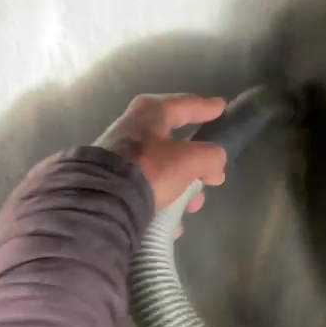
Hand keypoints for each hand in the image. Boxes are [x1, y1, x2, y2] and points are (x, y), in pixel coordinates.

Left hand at [95, 94, 228, 214]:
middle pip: (173, 143)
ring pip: (162, 171)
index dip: (205, 107)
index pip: (184, 105)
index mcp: (150, 114)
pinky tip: (172, 222)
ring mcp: (121, 158)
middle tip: (210, 176)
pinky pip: (147, 191)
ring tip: (192, 206)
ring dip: (181, 189)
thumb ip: (211, 158)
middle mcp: (133, 130)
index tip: (221, 108)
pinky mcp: (115, 183)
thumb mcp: (190, 160)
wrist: (104, 200)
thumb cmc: (151, 170)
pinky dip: (163, 204)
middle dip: (195, 163)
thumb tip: (216, 167)